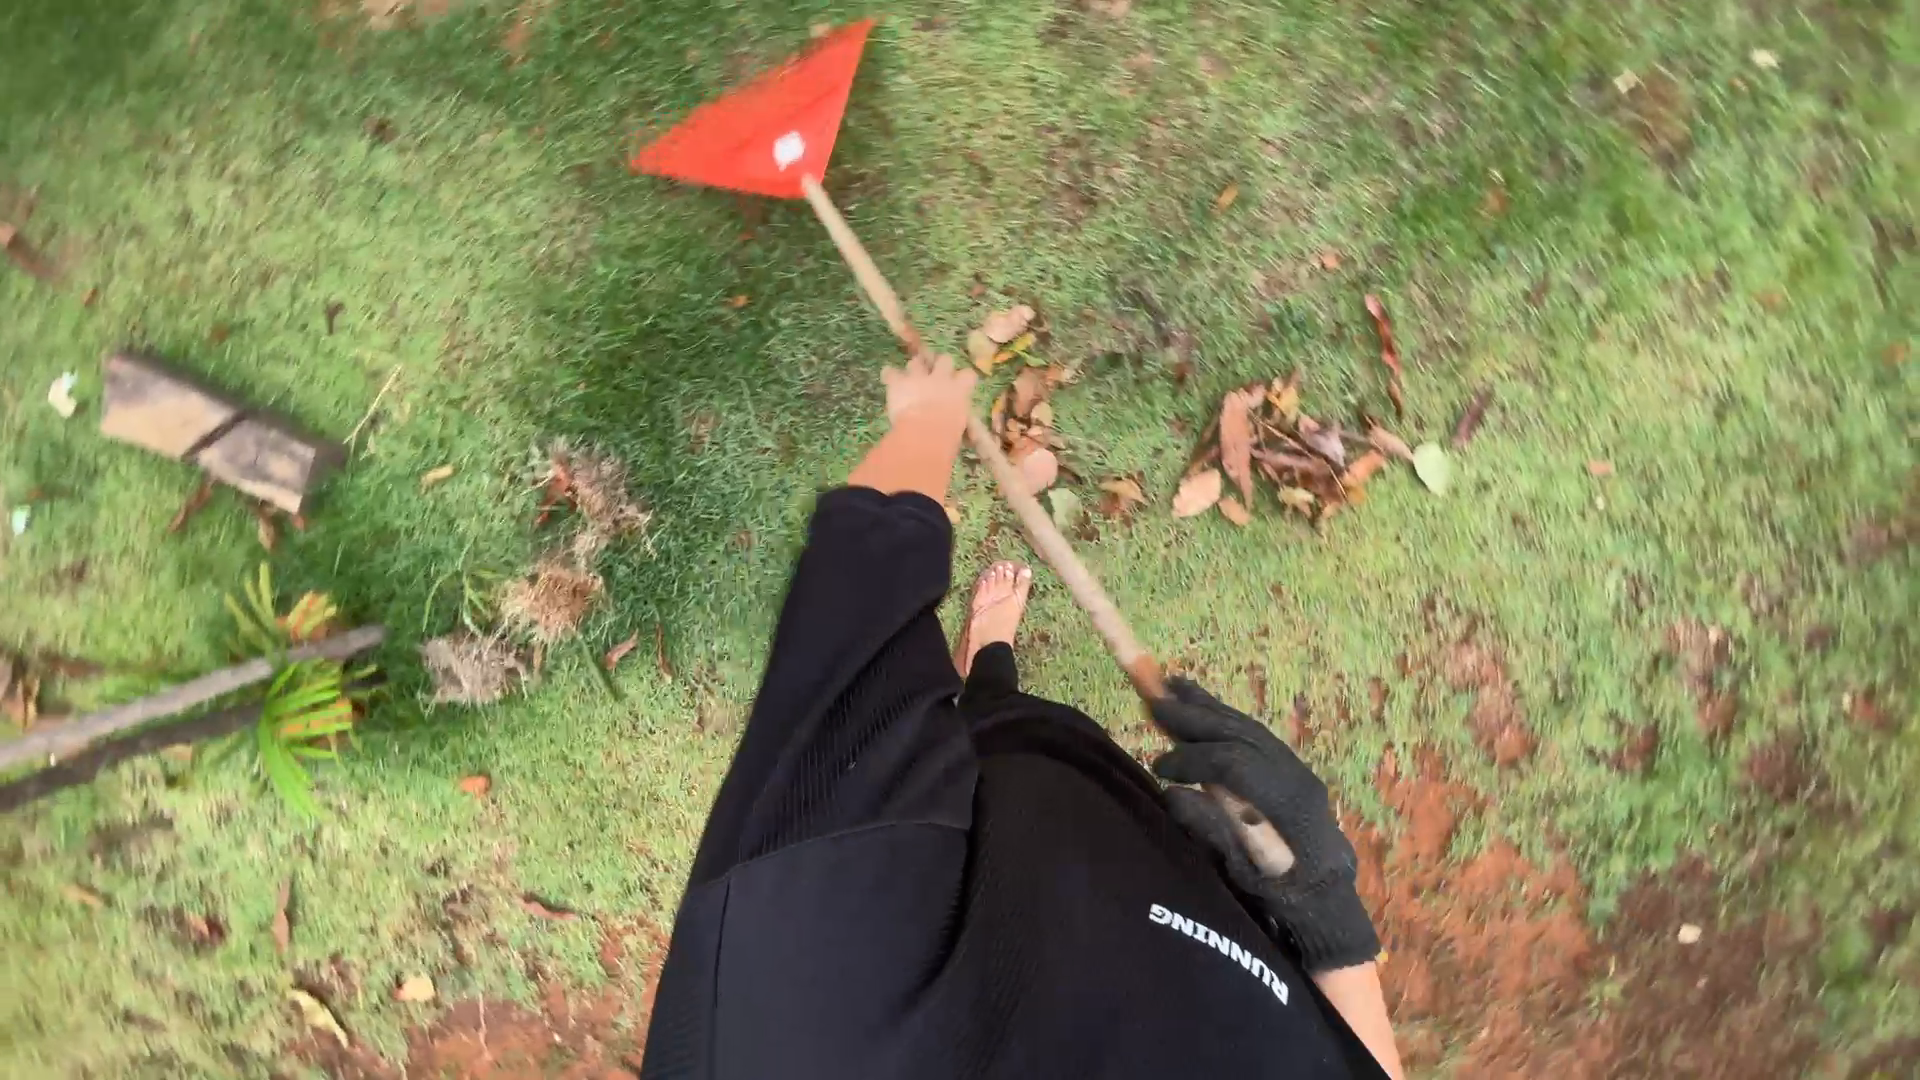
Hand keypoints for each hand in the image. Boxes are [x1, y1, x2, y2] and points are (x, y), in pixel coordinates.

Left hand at [881, 353, 975, 437]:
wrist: (924, 434)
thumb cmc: (948, 436)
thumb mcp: (960, 429)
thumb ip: (960, 421)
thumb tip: (966, 432)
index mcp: (960, 390)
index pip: (969, 375)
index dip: (964, 379)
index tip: (961, 385)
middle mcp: (941, 378)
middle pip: (945, 359)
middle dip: (941, 365)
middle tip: (936, 375)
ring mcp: (918, 377)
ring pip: (917, 362)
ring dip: (914, 369)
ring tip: (910, 379)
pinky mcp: (898, 383)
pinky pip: (891, 372)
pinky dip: (890, 374)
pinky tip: (888, 378)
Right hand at [1152, 677, 1378, 973]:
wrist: (1329, 901)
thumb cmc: (1285, 896)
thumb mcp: (1245, 875)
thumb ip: (1211, 832)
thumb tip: (1171, 793)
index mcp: (1288, 803)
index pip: (1234, 763)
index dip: (1192, 758)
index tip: (1158, 767)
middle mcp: (1294, 775)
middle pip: (1239, 733)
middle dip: (1194, 717)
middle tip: (1153, 702)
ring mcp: (1294, 767)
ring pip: (1245, 726)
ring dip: (1206, 706)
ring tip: (1171, 685)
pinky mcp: (1288, 766)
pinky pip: (1251, 731)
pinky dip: (1221, 715)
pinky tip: (1201, 704)